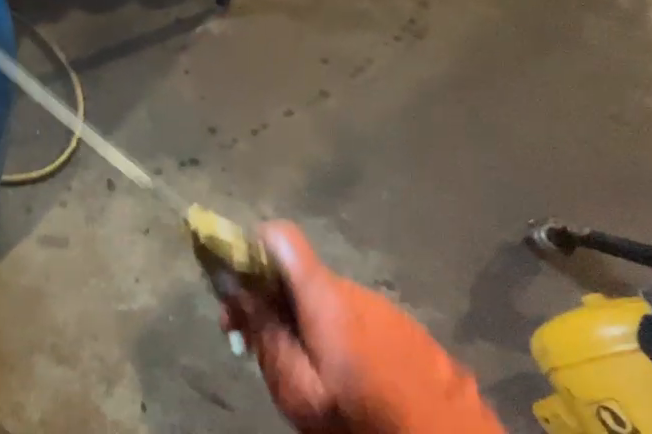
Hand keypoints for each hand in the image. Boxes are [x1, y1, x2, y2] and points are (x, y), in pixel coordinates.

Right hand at [225, 221, 502, 433]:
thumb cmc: (362, 417)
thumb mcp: (297, 387)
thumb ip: (263, 331)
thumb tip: (232, 285)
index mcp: (326, 296)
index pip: (278, 235)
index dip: (249, 248)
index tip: (235, 283)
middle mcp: (359, 292)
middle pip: (301, 275)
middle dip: (272, 299)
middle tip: (257, 340)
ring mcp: (394, 313)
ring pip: (332, 300)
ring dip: (309, 320)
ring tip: (307, 363)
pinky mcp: (419, 337)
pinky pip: (364, 321)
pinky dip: (344, 335)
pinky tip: (351, 374)